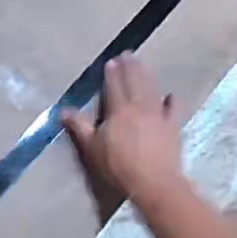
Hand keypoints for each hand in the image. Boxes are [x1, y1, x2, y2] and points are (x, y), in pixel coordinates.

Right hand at [61, 54, 185, 205]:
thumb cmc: (119, 165)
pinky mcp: (172, 127)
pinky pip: (173, 109)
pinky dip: (171, 100)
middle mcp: (139, 107)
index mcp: (118, 110)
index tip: (111, 61)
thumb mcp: (92, 147)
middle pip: (134, 82)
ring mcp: (158, 116)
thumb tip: (63, 109)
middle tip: (128, 54)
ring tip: (142, 65)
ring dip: (146, 75)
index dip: (112, 73)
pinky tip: (171, 95)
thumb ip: (79, 126)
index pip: (114, 86)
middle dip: (130, 67)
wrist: (154, 183)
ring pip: (151, 89)